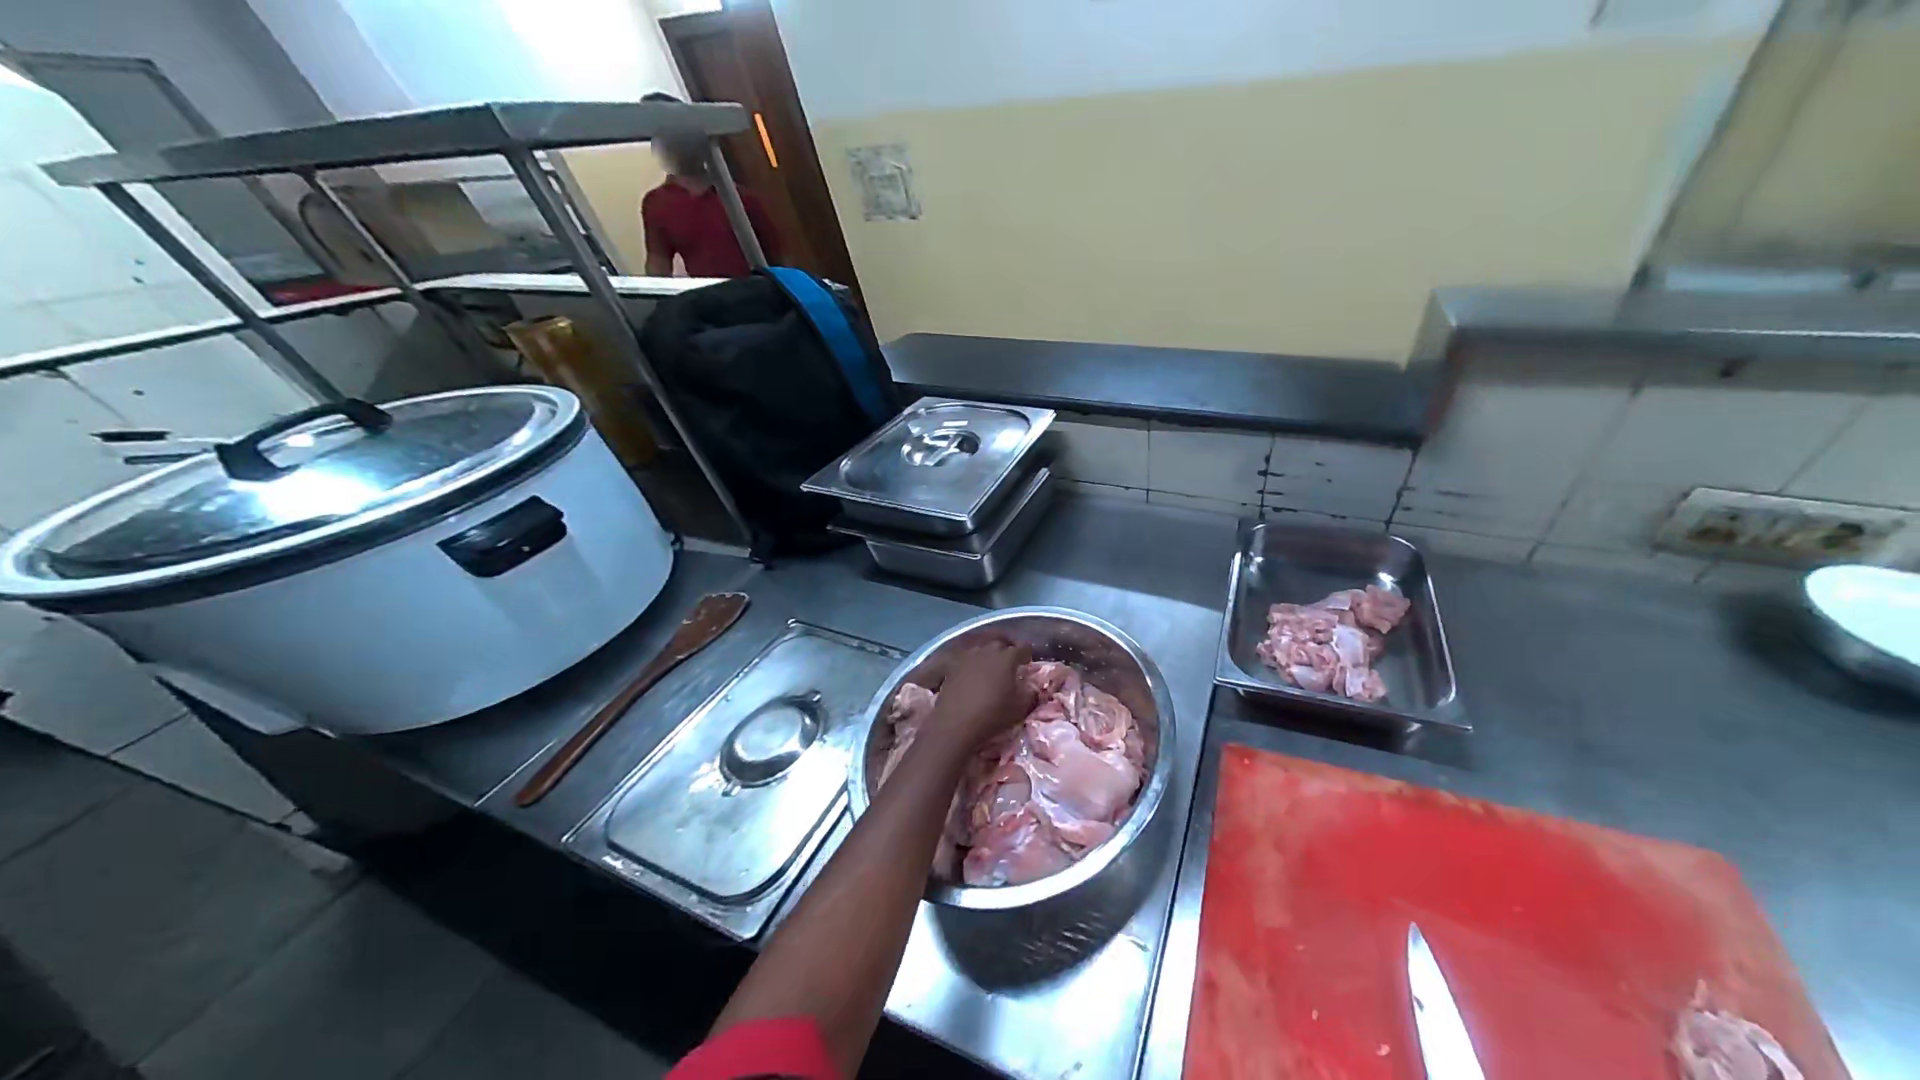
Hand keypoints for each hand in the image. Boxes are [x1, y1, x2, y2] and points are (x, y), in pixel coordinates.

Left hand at [920, 639, 1031, 758]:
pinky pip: (968, 657)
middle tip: (1011, 662)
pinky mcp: (953, 664)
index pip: (1023, 647)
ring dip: (989, 653)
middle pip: (1001, 643)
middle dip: (1008, 649)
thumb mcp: (1020, 708)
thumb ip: (1030, 693)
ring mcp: (968, 655)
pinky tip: (973, 671)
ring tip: (992, 665)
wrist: (955, 723)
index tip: (1028, 662)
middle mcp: (987, 650)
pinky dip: (974, 661)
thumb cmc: (992, 714)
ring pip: (983, 647)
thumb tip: (1031, 685)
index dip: (1027, 654)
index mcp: (1007, 657)